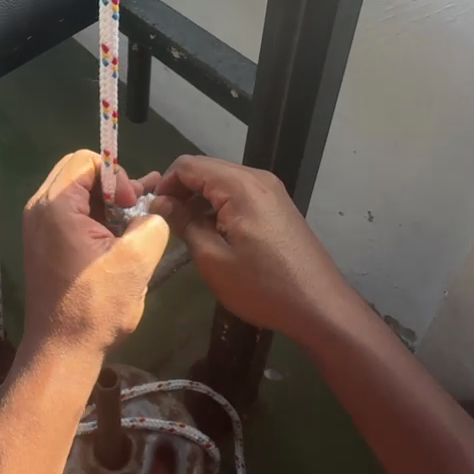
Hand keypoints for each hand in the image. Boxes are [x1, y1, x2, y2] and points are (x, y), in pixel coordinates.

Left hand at [20, 150, 170, 358]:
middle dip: (112, 185)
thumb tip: (152, 211)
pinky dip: (95, 217)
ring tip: (136, 219)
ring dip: (106, 202)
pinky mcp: (44, 243)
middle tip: (134, 208)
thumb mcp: (135, 261)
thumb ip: (151, 223)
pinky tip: (121, 232)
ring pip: (77, 194)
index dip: (115, 174)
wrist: (61, 351)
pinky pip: (71, 214)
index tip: (129, 204)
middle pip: (79, 173)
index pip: (86, 160)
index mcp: (55, 205)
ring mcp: (39, 227)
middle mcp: (40, 209)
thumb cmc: (95, 306)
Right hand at [149, 155, 355, 347]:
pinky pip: (238, 193)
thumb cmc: (264, 286)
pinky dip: (218, 205)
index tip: (152, 211)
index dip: (164, 184)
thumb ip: (184, 224)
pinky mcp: (277, 205)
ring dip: (199, 199)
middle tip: (164, 220)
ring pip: (221, 181)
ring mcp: (270, 190)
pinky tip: (212, 231)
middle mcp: (256, 177)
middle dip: (180, 190)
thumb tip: (161, 204)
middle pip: (205, 169)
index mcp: (239, 185)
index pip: (188, 165)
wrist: (321, 307)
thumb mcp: (213, 259)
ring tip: (184, 229)